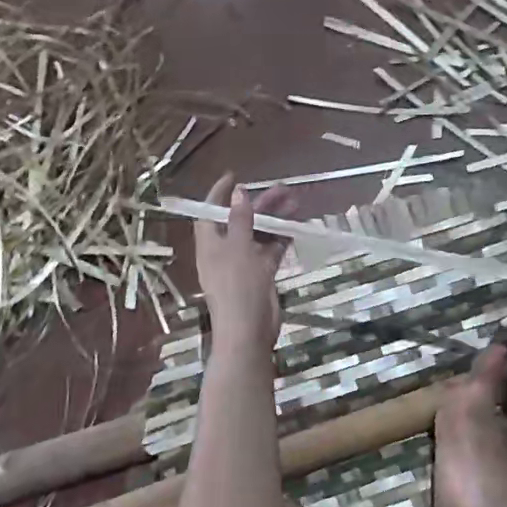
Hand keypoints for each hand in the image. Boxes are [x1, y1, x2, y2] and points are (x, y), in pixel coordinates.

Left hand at [194, 173, 294, 347]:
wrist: (248, 331)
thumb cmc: (238, 287)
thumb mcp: (238, 249)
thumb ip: (240, 220)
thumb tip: (238, 193)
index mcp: (210, 244)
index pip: (210, 212)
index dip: (220, 193)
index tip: (235, 175)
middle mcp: (224, 251)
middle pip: (240, 221)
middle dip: (259, 204)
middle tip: (283, 188)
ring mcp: (243, 264)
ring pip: (258, 235)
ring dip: (274, 219)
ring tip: (295, 202)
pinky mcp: (260, 275)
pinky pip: (270, 251)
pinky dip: (281, 239)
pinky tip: (296, 226)